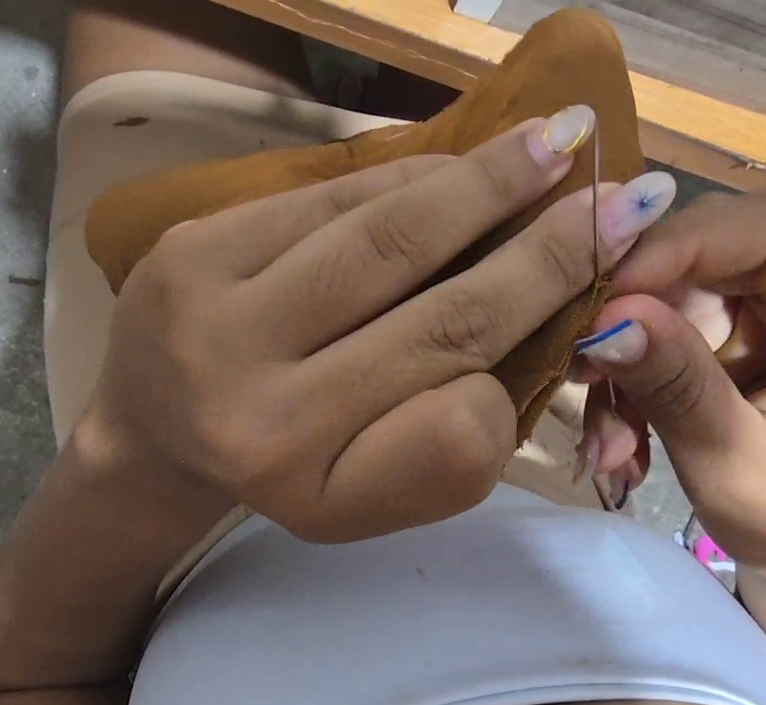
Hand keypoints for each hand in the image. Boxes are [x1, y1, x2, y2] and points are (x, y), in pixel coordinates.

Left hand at [79, 106, 678, 542]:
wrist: (155, 437)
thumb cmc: (284, 475)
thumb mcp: (364, 500)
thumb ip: (442, 455)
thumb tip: (526, 352)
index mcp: (308, 479)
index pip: (450, 406)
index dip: (532, 325)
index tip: (604, 275)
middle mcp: (253, 406)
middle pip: (426, 308)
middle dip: (535, 246)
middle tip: (611, 195)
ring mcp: (210, 317)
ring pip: (377, 235)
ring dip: (479, 185)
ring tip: (554, 145)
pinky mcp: (188, 250)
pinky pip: (323, 199)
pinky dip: (405, 175)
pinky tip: (463, 159)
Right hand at [572, 193, 765, 704]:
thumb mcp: (736, 467)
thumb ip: (677, 387)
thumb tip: (605, 320)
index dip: (692, 243)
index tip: (607, 293)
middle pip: (728, 251)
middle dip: (645, 309)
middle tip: (582, 365)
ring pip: (688, 292)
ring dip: (631, 361)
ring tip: (607, 440)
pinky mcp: (753, 336)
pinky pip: (678, 329)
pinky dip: (638, 380)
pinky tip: (622, 441)